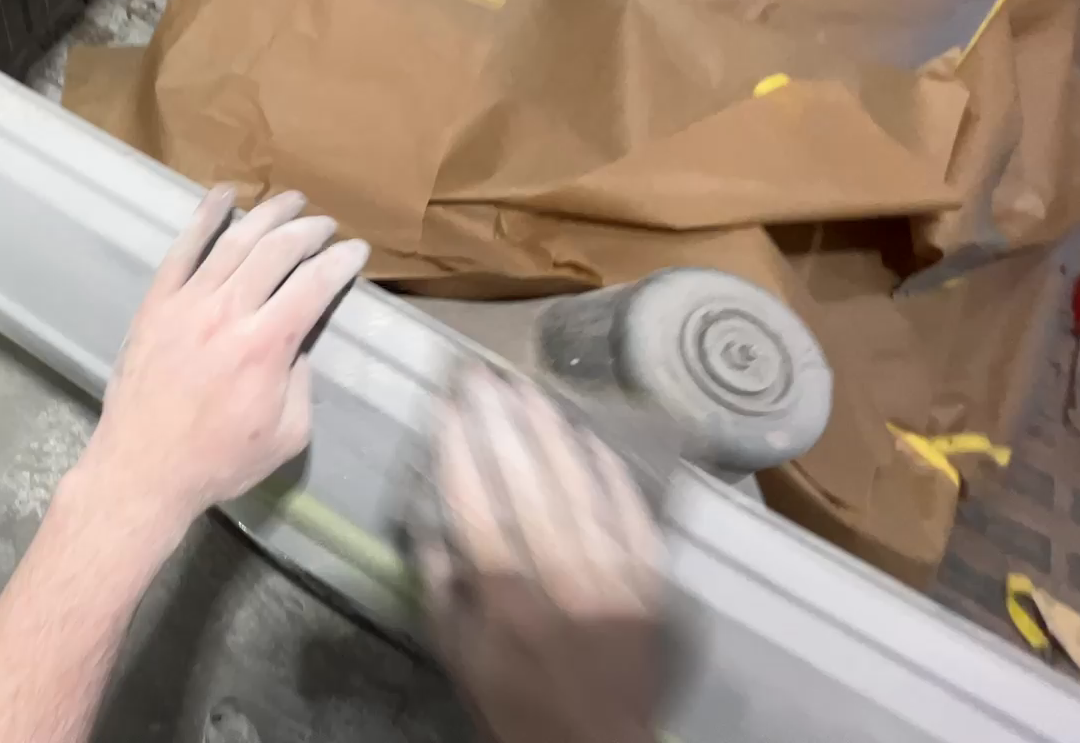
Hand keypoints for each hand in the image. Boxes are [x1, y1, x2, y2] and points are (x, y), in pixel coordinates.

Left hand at [76, 185, 368, 532]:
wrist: (143, 467)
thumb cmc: (219, 460)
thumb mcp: (287, 435)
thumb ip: (303, 382)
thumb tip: (300, 341)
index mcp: (266, 346)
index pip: (314, 285)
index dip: (342, 262)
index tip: (356, 251)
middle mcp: (229, 312)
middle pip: (277, 251)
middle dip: (309, 231)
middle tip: (326, 225)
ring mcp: (188, 302)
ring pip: (234, 241)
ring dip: (267, 214)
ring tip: (291, 200)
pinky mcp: (157, 303)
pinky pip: (182, 250)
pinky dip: (203, 217)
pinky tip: (222, 194)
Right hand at [413, 364, 665, 742]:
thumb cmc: (514, 702)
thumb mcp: (456, 654)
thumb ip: (439, 586)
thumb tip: (428, 523)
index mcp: (504, 597)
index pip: (474, 504)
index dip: (458, 448)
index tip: (446, 405)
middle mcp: (559, 580)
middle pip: (528, 485)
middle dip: (502, 422)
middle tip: (484, 376)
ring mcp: (612, 580)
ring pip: (579, 491)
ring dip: (552, 434)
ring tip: (529, 389)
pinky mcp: (651, 588)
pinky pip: (633, 520)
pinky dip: (612, 477)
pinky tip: (591, 439)